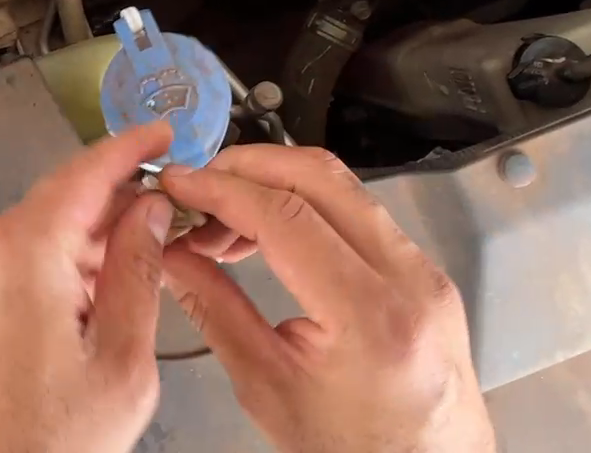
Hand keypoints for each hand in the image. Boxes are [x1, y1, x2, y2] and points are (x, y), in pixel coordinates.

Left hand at [0, 122, 175, 452]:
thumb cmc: (41, 441)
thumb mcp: (118, 362)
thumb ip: (138, 273)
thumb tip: (150, 214)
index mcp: (26, 245)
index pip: (87, 171)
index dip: (130, 148)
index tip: (162, 132)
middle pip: (67, 197)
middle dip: (121, 198)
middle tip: (170, 206)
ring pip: (47, 227)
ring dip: (96, 233)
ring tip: (146, 251)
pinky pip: (25, 253)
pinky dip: (66, 258)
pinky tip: (100, 283)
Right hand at [158, 146, 494, 452]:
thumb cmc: (348, 452)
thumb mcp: (266, 388)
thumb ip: (212, 308)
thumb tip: (166, 249)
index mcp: (369, 317)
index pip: (284, 215)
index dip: (220, 188)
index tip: (175, 182)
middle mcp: (409, 278)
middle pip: (316, 175)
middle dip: (245, 166)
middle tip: (196, 190)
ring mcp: (424, 268)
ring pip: (337, 182)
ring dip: (270, 181)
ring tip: (222, 221)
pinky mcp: (424, 269)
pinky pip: (353, 207)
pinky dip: (299, 202)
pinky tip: (263, 233)